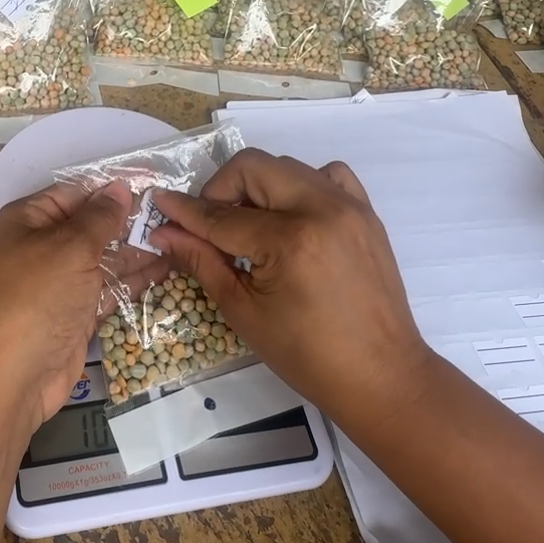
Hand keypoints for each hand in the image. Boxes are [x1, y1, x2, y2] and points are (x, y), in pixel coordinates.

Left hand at [0, 182, 169, 432]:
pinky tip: (165, 270)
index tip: (154, 184)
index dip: (112, 189)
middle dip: (128, 222)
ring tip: (178, 240)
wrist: (8, 379)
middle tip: (174, 216)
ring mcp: (59, 284)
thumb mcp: (69, 248)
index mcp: (29, 220)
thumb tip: (120, 188)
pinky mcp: (74, 316)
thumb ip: (99, 218)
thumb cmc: (34, 298)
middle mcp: (42, 247)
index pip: (76, 193)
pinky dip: (133, 281)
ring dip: (136, 251)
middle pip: (90, 226)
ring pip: (102, 259)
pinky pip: (107, 290)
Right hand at [147, 148, 434, 419]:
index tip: (160, 205)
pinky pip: (327, 174)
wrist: (382, 377)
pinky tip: (292, 215)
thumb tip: (164, 232)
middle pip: (251, 167)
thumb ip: (202, 262)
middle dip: (220, 189)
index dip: (184, 211)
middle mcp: (320, 209)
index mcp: (289, 240)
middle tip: (210, 224)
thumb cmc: (308, 356)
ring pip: (285, 165)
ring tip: (251, 225)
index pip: (221, 215)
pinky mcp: (365, 211)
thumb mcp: (244, 312)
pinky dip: (301, 183)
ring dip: (258, 186)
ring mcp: (348, 206)